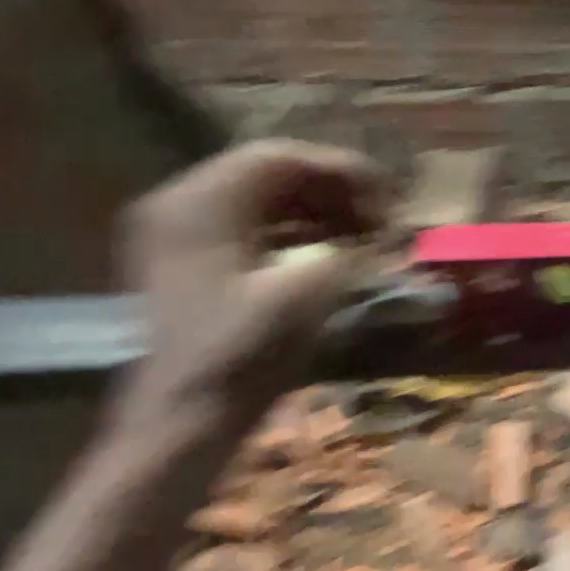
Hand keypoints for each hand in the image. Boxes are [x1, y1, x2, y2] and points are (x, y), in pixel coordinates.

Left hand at [117, 139, 389, 429]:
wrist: (187, 413)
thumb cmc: (242, 356)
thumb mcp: (303, 299)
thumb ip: (345, 253)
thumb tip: (389, 234)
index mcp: (200, 204)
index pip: (278, 158)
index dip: (341, 171)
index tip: (390, 199)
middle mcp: (180, 204)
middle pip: (266, 173)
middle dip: (331, 190)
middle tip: (382, 220)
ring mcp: (179, 234)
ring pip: (258, 199)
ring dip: (316, 211)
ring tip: (365, 237)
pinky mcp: (189, 262)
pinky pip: (247, 227)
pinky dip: (293, 232)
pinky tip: (330, 254)